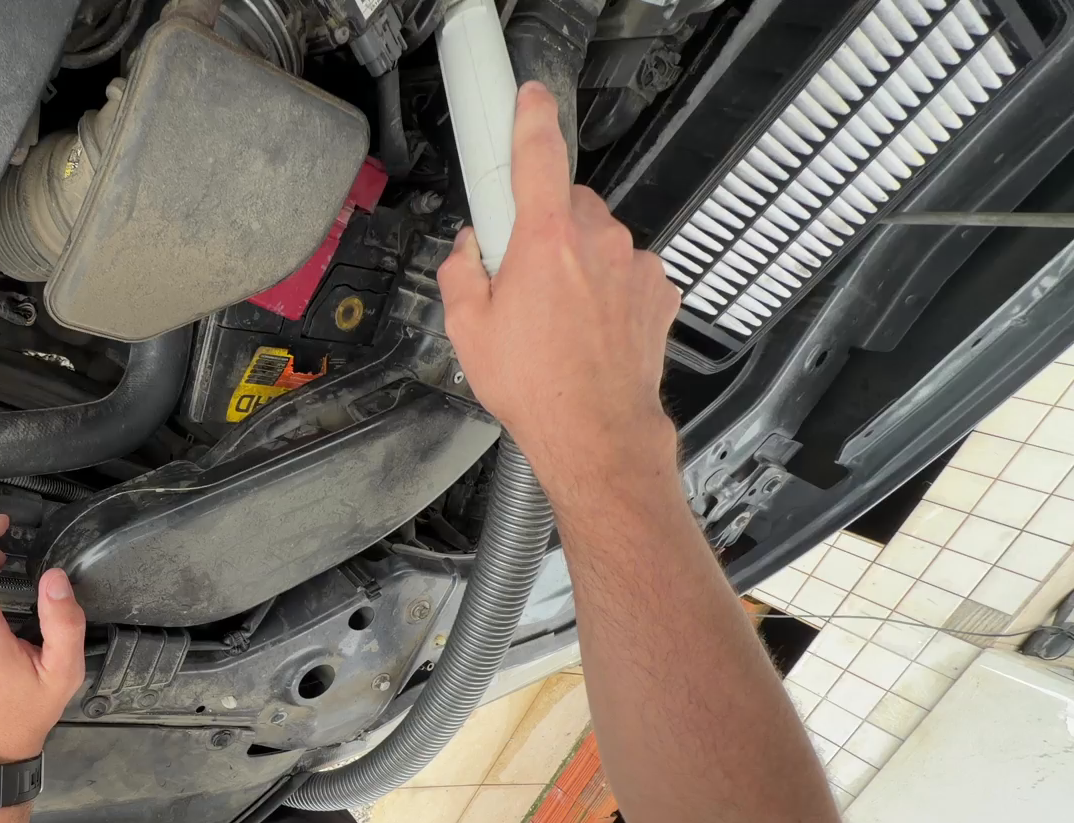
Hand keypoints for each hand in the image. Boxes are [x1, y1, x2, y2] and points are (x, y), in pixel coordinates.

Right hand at [437, 82, 683, 496]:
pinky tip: (581, 328)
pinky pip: (622, 270)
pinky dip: (601, 287)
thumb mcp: (466, 331)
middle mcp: (597, 240)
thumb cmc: (531, 383)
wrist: (594, 428)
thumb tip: (466, 248)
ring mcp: (634, 264)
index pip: (538, 156)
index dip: (530, 119)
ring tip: (549, 317)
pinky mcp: (658, 289)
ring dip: (569, 262)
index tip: (527, 98)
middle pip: (564, 203)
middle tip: (514, 274)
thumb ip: (460, 274)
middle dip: (537, 227)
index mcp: (544, 241)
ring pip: (594, 239)